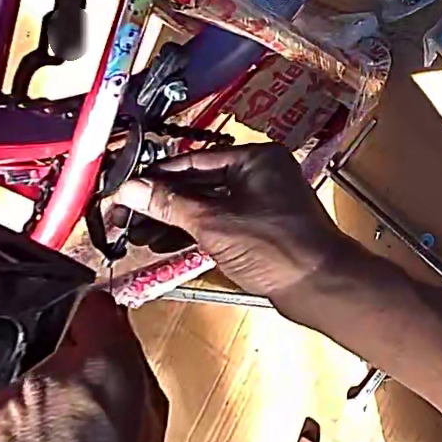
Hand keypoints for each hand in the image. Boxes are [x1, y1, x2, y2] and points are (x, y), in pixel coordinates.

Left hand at [0, 293, 165, 441]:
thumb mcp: (151, 427)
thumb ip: (133, 366)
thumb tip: (116, 331)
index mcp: (105, 368)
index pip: (93, 306)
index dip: (93, 319)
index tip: (90, 327)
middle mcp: (45, 378)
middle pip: (49, 353)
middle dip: (59, 378)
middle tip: (68, 425)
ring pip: (10, 392)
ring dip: (21, 415)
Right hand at [114, 144, 359, 305]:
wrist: (318, 282)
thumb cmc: (273, 246)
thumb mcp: (214, 223)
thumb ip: (169, 204)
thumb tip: (129, 189)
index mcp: (256, 158)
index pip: (194, 160)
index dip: (155, 177)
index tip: (124, 191)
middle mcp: (261, 172)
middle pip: (200, 181)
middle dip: (162, 202)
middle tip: (125, 218)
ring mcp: (263, 198)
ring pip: (208, 203)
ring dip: (173, 218)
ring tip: (136, 235)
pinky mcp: (262, 224)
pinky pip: (221, 220)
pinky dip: (194, 230)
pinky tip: (164, 243)